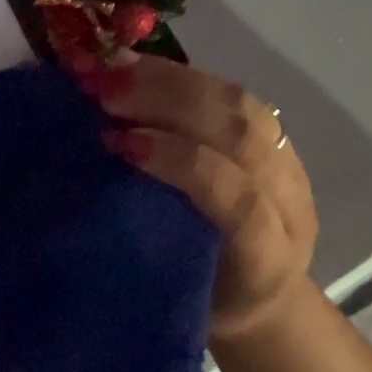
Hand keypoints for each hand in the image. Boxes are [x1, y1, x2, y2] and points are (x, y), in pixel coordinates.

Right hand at [80, 52, 317, 339]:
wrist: (268, 299)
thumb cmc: (207, 303)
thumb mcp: (174, 296)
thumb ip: (145, 250)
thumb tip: (81, 189)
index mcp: (266, 259)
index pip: (239, 200)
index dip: (185, 164)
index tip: (121, 144)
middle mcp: (290, 207)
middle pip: (244, 137)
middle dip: (173, 103)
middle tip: (107, 90)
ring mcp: (289, 166)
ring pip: (243, 105)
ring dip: (175, 79)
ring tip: (118, 69)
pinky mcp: (277, 138)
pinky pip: (235, 96)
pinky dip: (185, 77)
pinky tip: (142, 68)